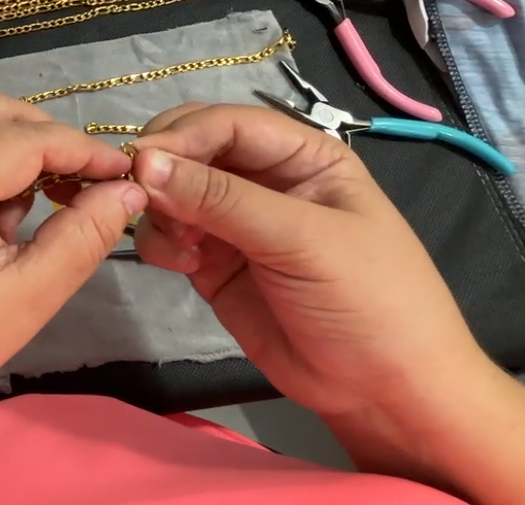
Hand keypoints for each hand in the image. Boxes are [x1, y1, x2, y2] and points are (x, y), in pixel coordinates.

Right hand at [125, 103, 492, 422]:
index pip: (227, 123)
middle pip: (190, 148)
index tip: (143, 161)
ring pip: (169, 188)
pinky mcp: (210, 258)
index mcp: (299, 155)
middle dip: (162, 167)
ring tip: (177, 243)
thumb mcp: (302, 242)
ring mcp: (232, 219)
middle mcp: (261, 177)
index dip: (184, 136)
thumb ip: (220, 199)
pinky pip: (165, 232)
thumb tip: (143, 163)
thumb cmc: (369, 303)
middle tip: (139, 192)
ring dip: (158, 208)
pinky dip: (160, 242)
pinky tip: (181, 265)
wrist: (385, 399)